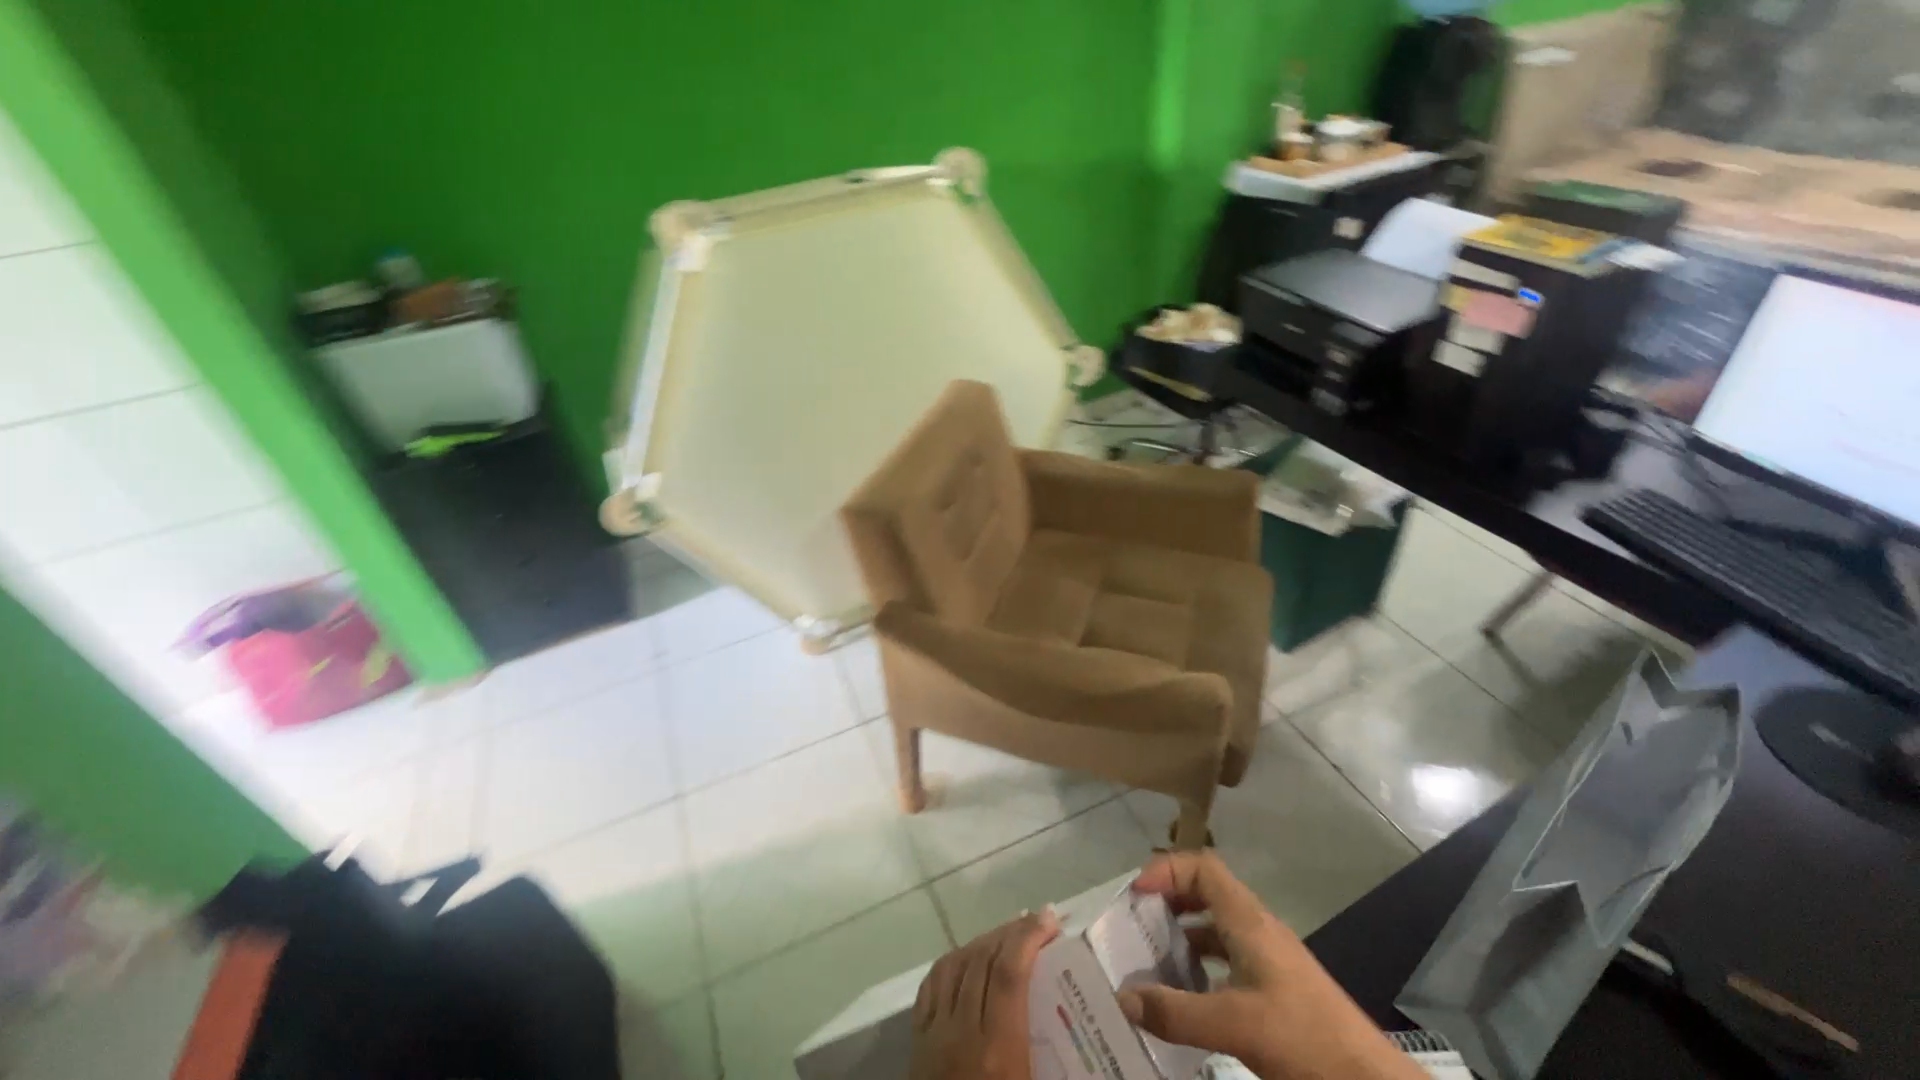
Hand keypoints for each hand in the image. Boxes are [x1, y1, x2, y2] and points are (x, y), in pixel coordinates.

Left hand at [909, 909, 1061, 1079]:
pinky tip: (966, 957)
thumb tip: (1077, 1024)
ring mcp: (934, 1031)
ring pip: (953, 965)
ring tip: (1005, 934)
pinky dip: (951, 961)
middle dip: (1010, 932)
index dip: (1028, 938)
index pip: (1009, 975)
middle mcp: (962, 1030)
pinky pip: (931, 985)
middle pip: (981, 961)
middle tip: (1034, 920)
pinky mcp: (917, 1038)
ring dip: (981, 941)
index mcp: (998, 1048)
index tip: (1049, 918)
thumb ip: (1053, 1051)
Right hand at [1117, 852, 1424, 1079]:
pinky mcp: (1275, 989)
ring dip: (1181, 939)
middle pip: (1207, 894)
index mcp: (1250, 923)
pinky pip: (1226, 962)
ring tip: (1149, 964)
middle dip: (1168, 903)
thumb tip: (1123, 998)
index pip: (1204, 868)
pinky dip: (1199, 969)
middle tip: (1135, 928)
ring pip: (1215, 931)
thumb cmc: (1303, 1037)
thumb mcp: (1233, 1025)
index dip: (1167, 871)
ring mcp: (1269, 961)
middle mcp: (1258, 931)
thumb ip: (1175, 1011)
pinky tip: (1183, 999)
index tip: (1136, 897)